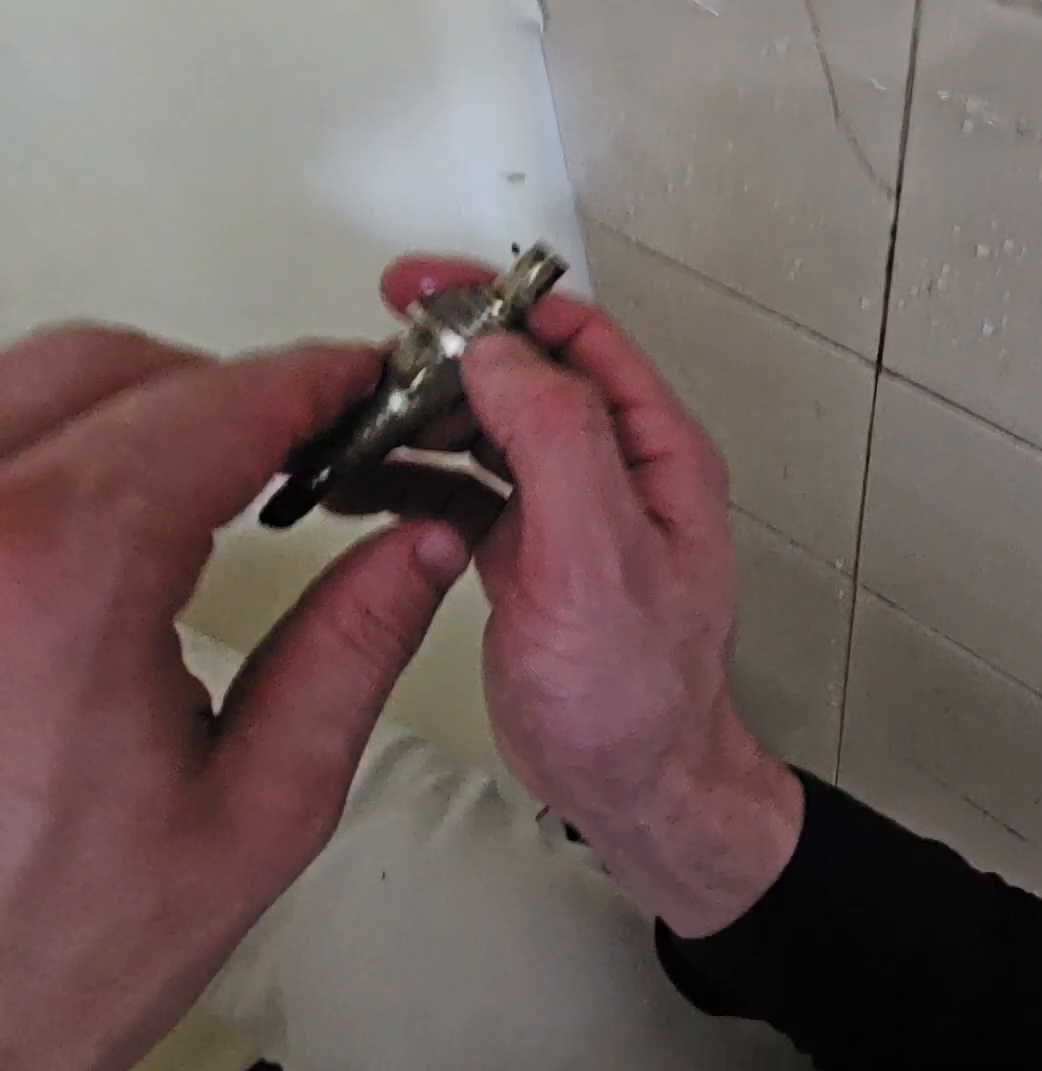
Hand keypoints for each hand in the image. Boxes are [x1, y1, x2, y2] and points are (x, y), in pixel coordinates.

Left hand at [0, 325, 471, 1070]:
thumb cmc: (37, 957)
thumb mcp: (264, 803)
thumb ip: (354, 650)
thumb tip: (422, 549)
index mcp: (51, 590)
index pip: (215, 410)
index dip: (317, 381)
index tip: (372, 382)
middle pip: (106, 368)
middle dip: (240, 385)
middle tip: (324, 430)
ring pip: (18, 387)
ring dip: (152, 405)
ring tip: (242, 465)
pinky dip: (68, 444)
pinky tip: (132, 505)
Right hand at [332, 258, 802, 937]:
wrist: (634, 773)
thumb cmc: (637, 687)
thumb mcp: (602, 557)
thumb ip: (561, 444)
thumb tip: (505, 353)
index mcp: (661, 458)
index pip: (587, 345)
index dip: (505, 304)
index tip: (419, 290)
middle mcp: (625, 474)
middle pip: (533, 379)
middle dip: (448, 361)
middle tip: (363, 367)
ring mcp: (578, 511)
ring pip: (495, 430)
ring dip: (422, 417)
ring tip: (344, 425)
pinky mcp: (538, 550)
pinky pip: (472, 487)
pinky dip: (416, 476)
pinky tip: (361, 485)